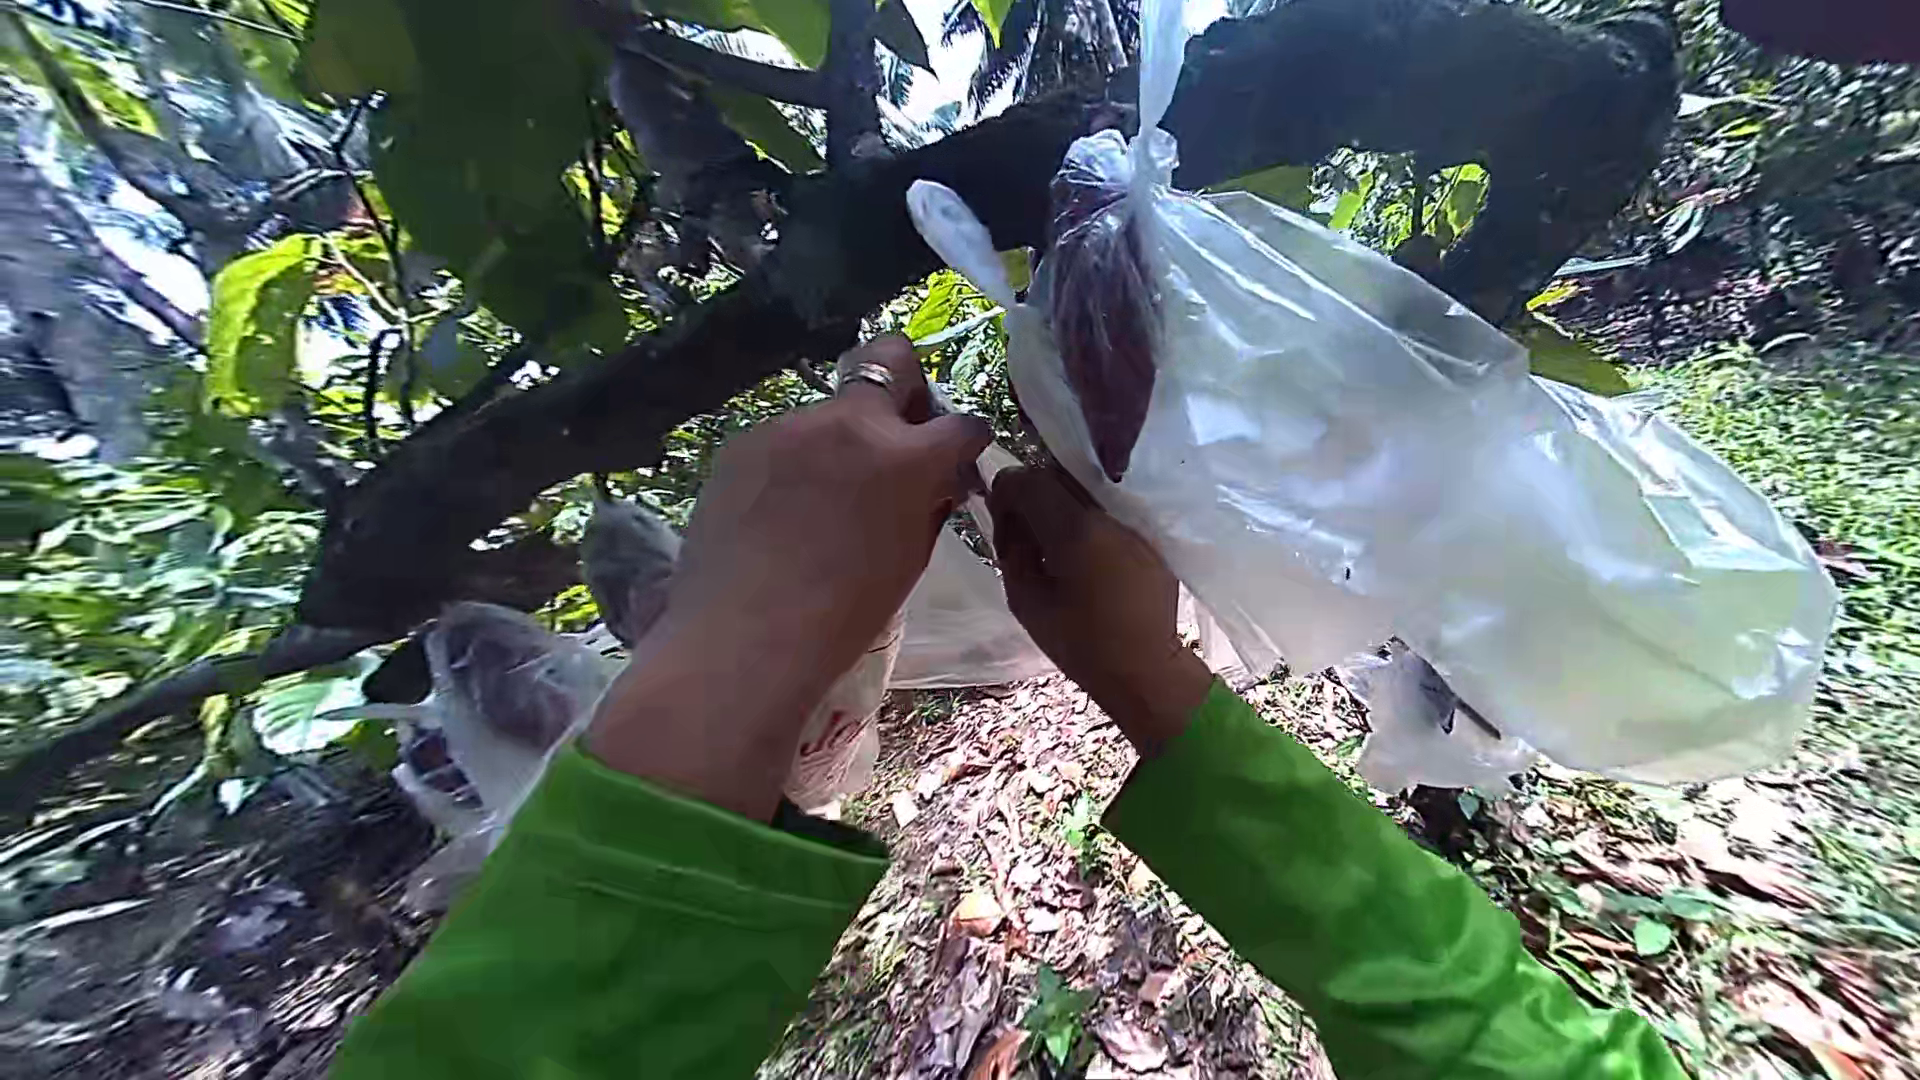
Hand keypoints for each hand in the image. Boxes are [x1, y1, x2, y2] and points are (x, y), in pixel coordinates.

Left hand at [587, 336, 990, 818]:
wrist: (744, 636)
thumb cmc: (844, 612)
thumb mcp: (910, 557)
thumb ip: (929, 502)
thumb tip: (937, 479)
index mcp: (904, 456)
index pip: (961, 424)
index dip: (968, 439)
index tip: (959, 454)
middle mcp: (848, 422)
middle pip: (889, 358)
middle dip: (907, 389)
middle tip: (897, 438)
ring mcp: (789, 425)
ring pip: (832, 411)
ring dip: (843, 439)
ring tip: (823, 496)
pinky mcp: (743, 441)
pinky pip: (787, 439)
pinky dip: (798, 461)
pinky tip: (780, 509)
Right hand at [988, 466, 1212, 754]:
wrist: (1143, 669)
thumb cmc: (1078, 643)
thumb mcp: (1025, 600)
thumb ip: (1010, 548)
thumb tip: (1006, 515)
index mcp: (1075, 531)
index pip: (1030, 480)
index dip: (1006, 489)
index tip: (999, 513)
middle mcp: (1108, 515)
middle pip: (1058, 476)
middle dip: (1031, 493)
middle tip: (1020, 528)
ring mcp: (1132, 523)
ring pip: (1083, 490)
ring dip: (1058, 503)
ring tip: (1049, 539)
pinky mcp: (1148, 536)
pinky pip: (1106, 509)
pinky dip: (1084, 518)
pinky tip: (1079, 550)